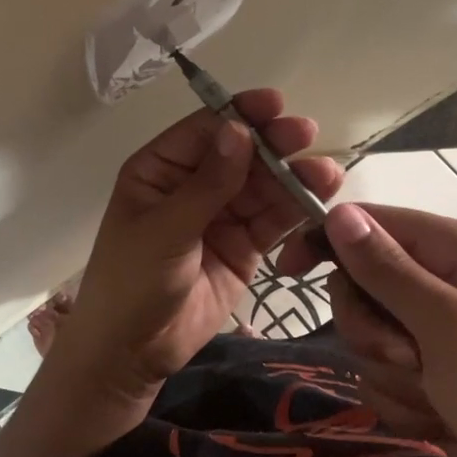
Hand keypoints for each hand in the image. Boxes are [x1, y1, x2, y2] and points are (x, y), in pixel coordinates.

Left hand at [42, 89, 342, 414]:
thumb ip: (206, 185)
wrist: (131, 352)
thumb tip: (239, 130)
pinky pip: (273, 222)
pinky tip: (320, 198)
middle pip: (239, 155)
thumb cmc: (131, 283)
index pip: (202, 132)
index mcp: (158, 171)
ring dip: (291, 177)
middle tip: (305, 133)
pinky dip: (296, 210)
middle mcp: (190, 187)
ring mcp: (219, 218)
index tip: (274, 104)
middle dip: (271, 143)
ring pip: (261, 187)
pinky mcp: (242, 249)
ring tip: (325, 172)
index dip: (237, 114)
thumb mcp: (164, 230)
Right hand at [314, 203, 456, 456]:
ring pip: (360, 339)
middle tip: (408, 355)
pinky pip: (377, 378)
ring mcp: (432, 334)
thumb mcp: (449, 325)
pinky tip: (442, 418)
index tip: (289, 273)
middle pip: (353, 287)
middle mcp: (439, 284)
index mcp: (452, 252)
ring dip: (390, 374)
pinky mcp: (428, 377)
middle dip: (369, 329)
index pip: (364, 225)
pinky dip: (402, 402)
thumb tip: (338, 211)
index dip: (323, 244)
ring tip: (438, 395)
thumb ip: (386, 269)